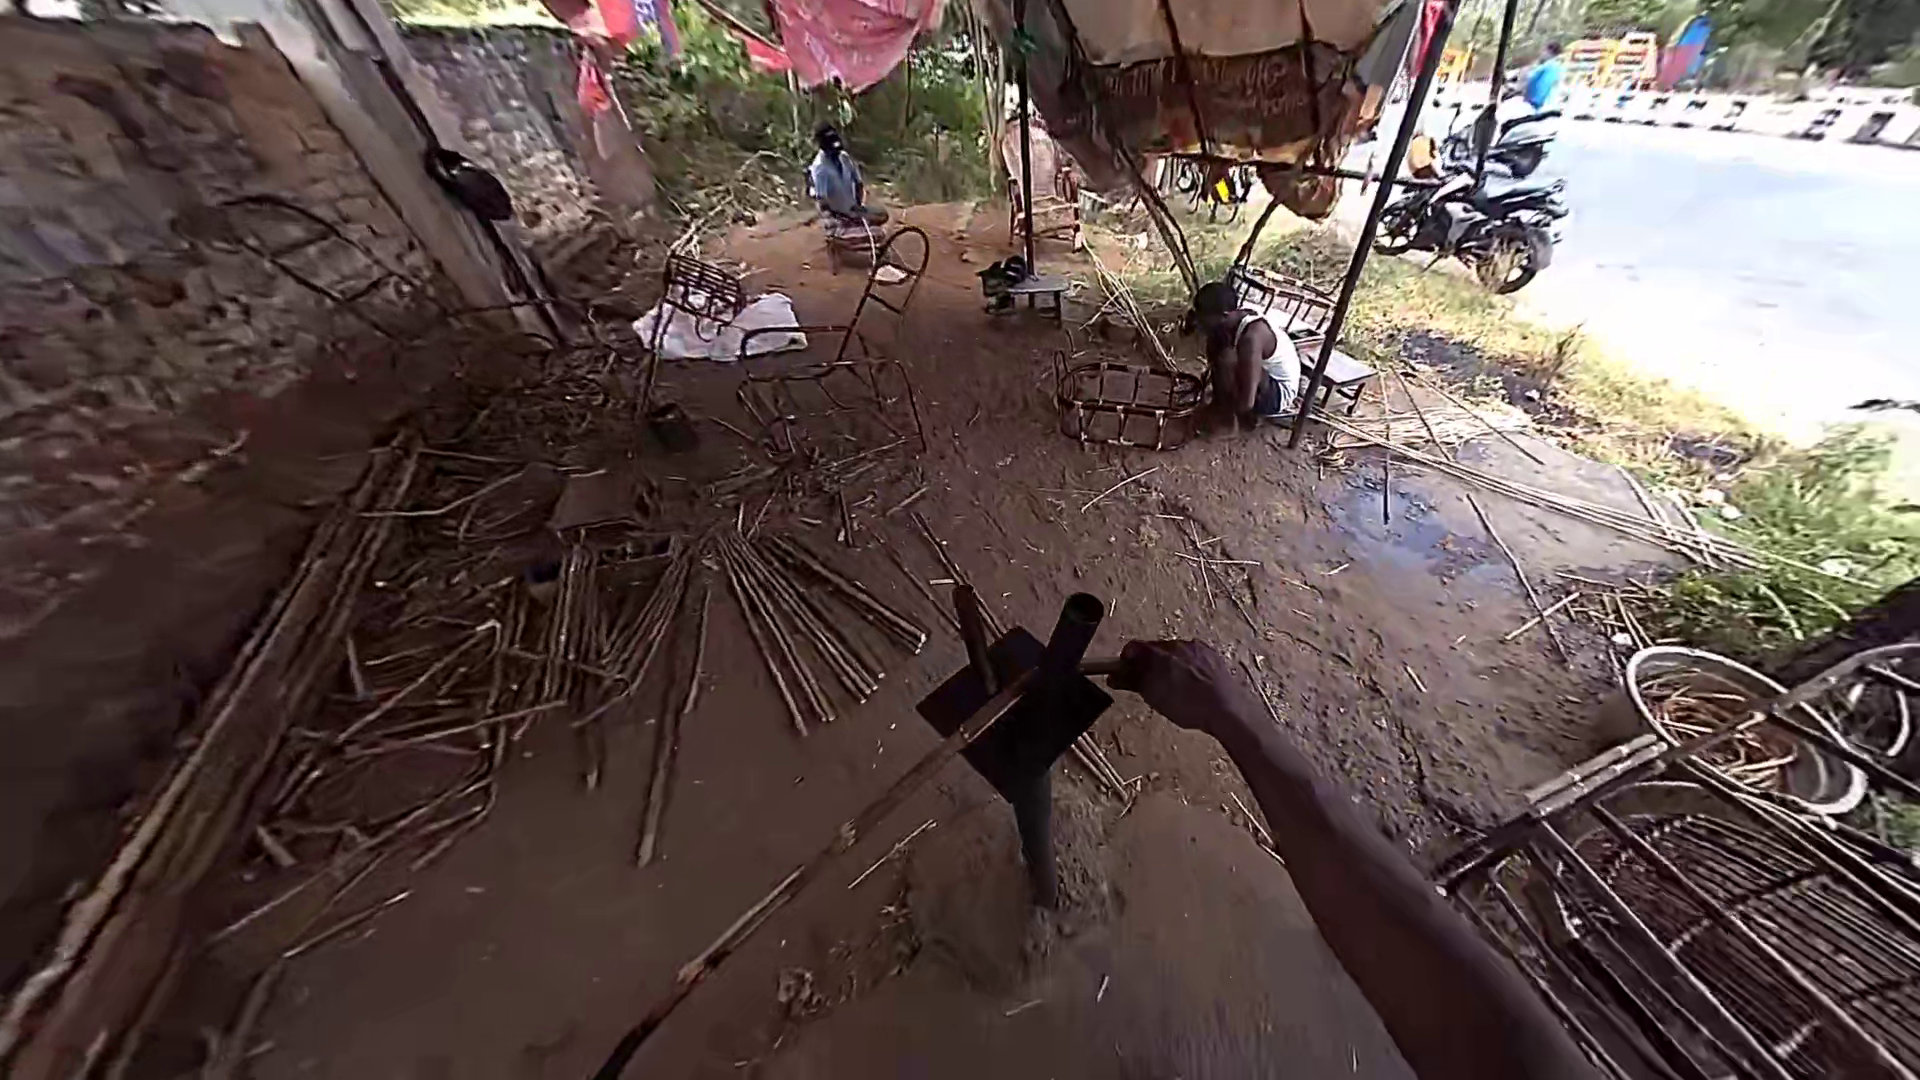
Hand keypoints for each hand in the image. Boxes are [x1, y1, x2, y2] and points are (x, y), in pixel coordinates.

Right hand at [1109, 640, 1262, 739]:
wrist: (1227, 709)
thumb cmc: (1188, 704)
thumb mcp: (1153, 696)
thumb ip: (1131, 681)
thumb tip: (1114, 675)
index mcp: (1157, 652)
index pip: (1132, 648)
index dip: (1126, 661)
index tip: (1126, 673)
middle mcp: (1176, 644)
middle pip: (1153, 649)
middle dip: (1149, 664)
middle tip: (1150, 684)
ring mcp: (1196, 648)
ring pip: (1174, 653)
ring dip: (1170, 665)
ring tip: (1175, 688)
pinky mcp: (1212, 655)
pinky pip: (1193, 657)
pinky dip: (1189, 667)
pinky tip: (1193, 684)